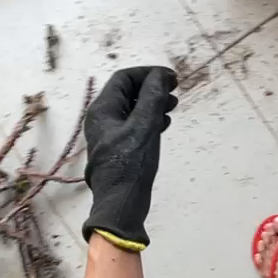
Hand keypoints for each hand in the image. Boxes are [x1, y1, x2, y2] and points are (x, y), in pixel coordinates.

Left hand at [82, 67, 178, 250]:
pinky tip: (164, 124)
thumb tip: (160, 75)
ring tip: (173, 106)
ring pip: (133, 108)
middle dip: (152, 88)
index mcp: (102, 110)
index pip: (124, 78)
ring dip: (154, 103)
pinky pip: (135, 125)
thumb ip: (152, 97)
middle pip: (128, 92)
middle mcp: (102, 119)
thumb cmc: (131, 165)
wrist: (122, 203)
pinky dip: (151, 119)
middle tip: (174, 90)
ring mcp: (110, 134)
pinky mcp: (120, 148)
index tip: (172, 78)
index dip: (149, 74)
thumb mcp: (144, 126)